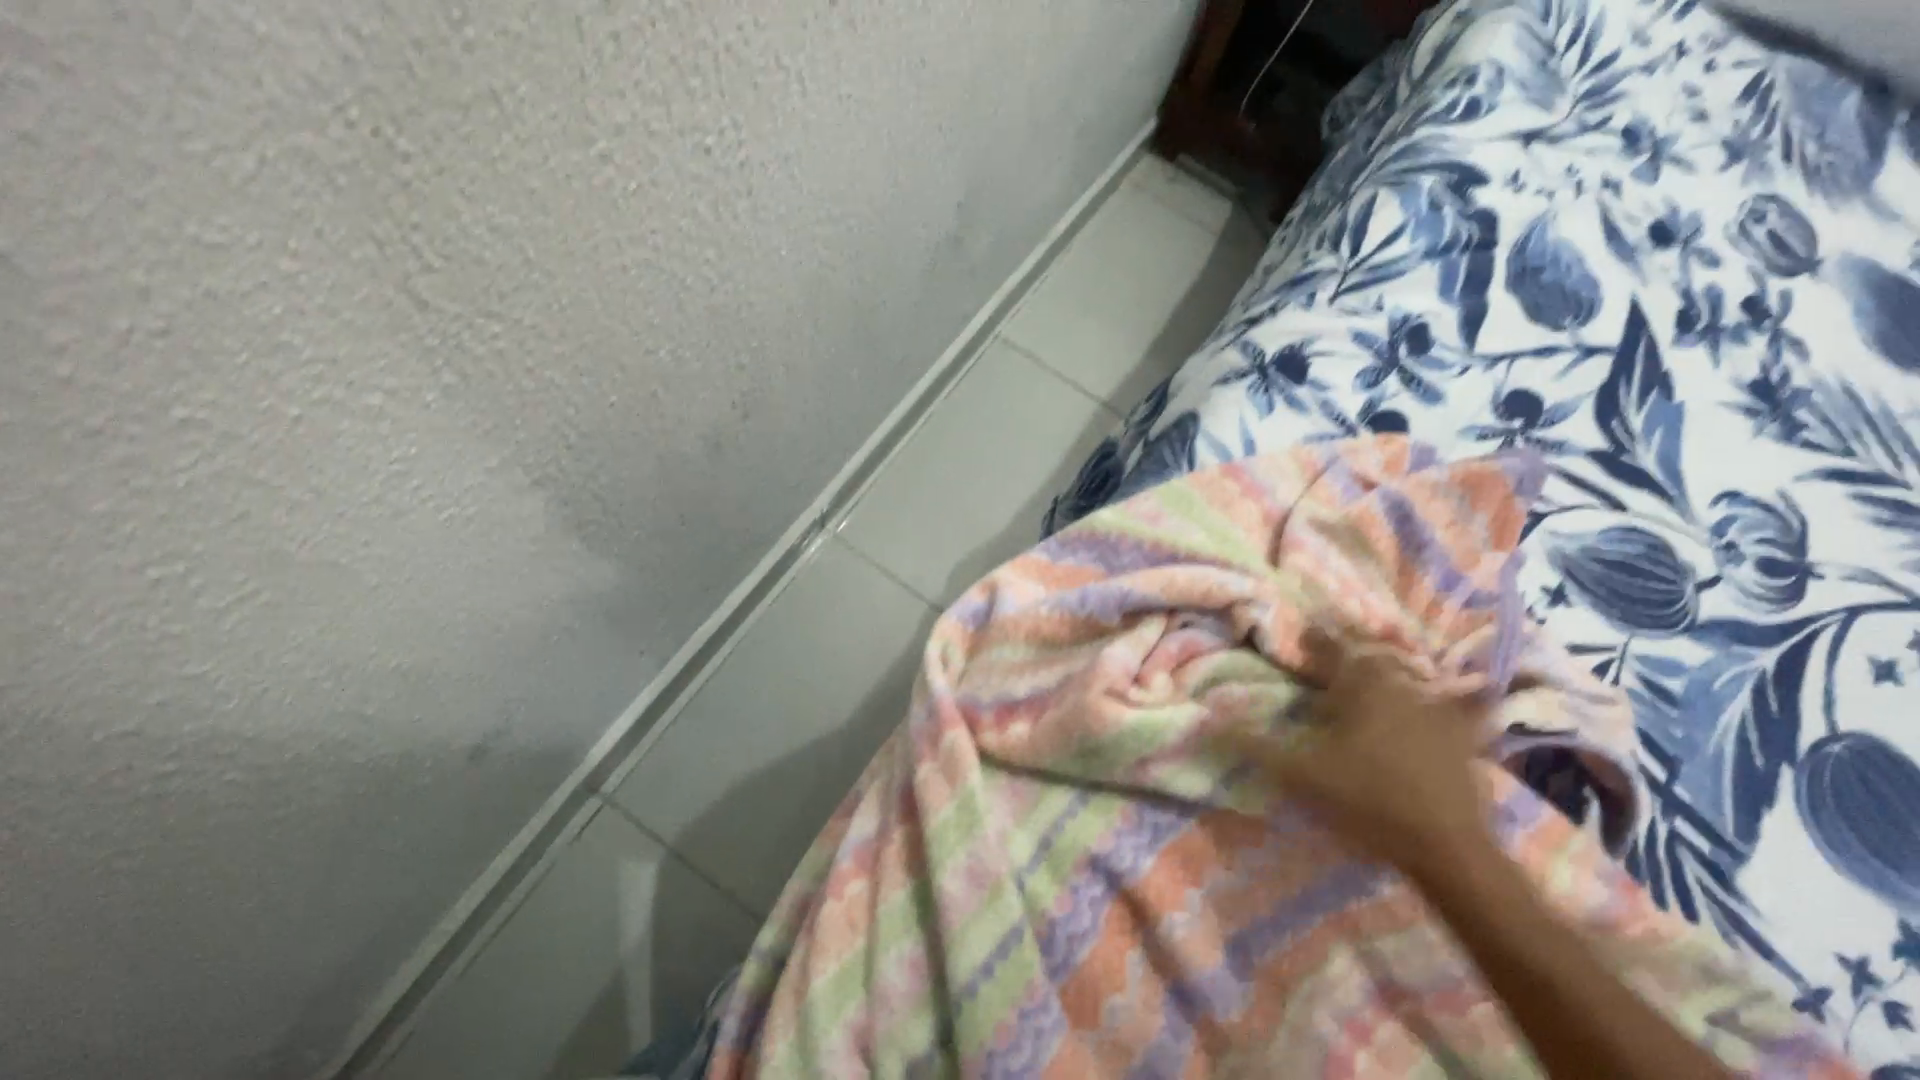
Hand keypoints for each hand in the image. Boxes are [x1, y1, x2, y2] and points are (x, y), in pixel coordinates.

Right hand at [1225, 630, 1498, 878]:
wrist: (1446, 845)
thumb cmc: (1367, 801)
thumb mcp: (1299, 775)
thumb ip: (1252, 745)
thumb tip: (1205, 719)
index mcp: (1360, 686)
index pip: (1333, 648)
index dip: (1316, 638)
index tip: (1303, 630)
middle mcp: (1400, 686)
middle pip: (1374, 656)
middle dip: (1353, 647)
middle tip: (1337, 645)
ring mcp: (1438, 711)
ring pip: (1411, 676)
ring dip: (1392, 669)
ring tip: (1379, 669)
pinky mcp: (1465, 739)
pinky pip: (1461, 708)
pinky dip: (1454, 700)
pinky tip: (1460, 702)